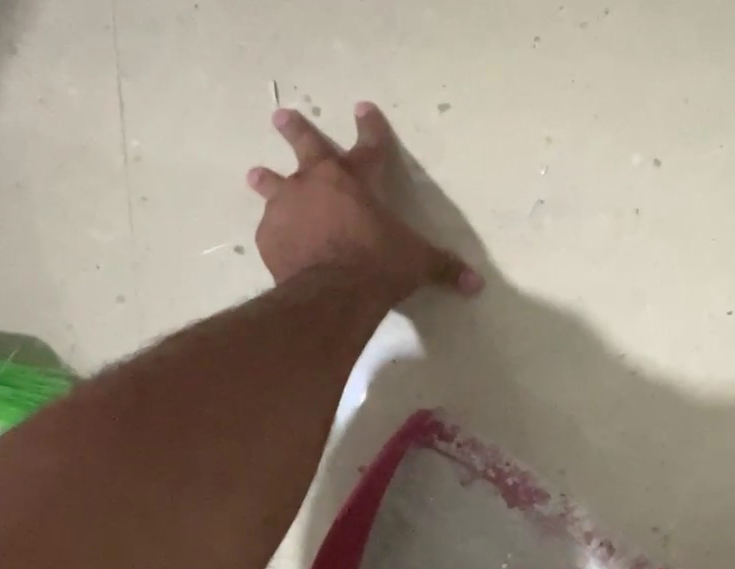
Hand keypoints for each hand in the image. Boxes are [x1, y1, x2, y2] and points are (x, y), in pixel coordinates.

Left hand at [247, 102, 482, 301]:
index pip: (370, 149)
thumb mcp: (420, 264)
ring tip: (257, 175)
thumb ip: (445, 269)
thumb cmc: (380, 265)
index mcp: (356, 182)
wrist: (332, 293)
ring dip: (266, 179)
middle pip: (304, 147)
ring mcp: (287, 208)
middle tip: (281, 117)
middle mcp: (315, 184)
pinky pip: (272, 230)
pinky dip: (277, 232)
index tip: (363, 109)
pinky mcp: (270, 237)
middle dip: (295, 130)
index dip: (371, 130)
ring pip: (272, 185)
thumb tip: (477, 284)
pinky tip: (278, 240)